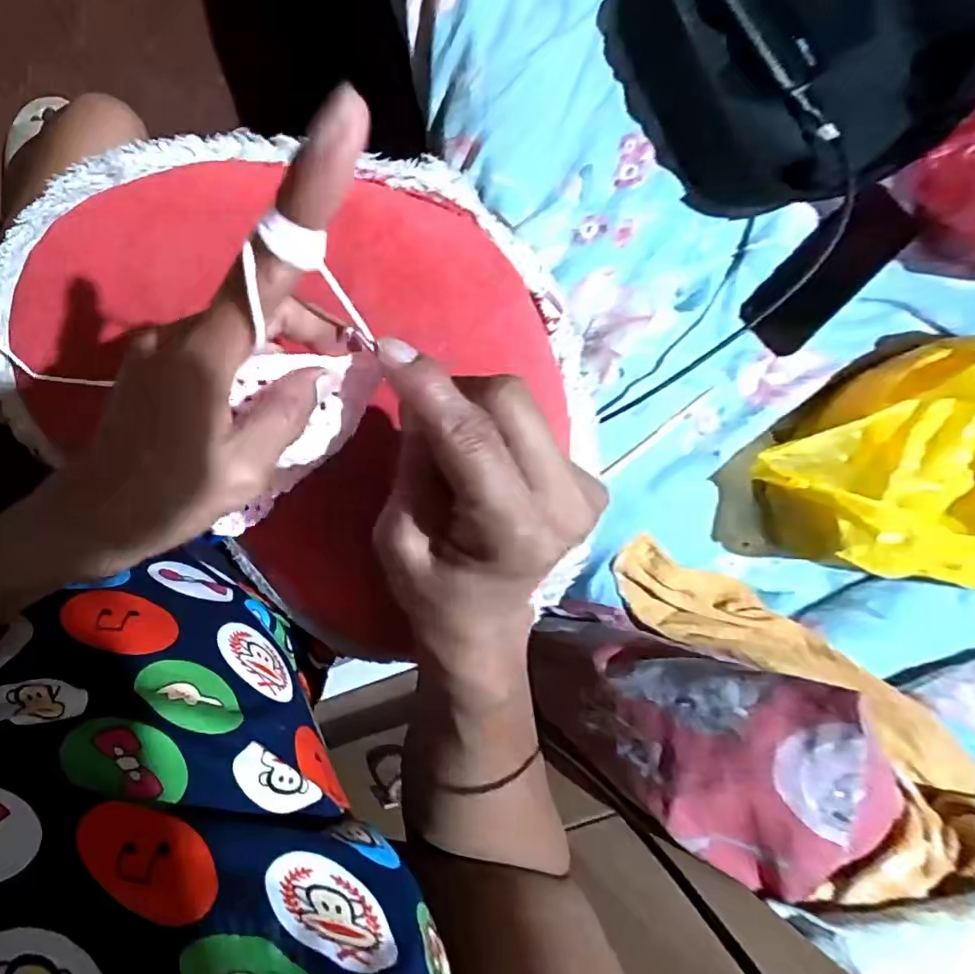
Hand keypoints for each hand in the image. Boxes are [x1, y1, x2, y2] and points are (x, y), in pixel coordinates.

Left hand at [33, 85, 370, 575]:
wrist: (87, 517)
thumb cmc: (163, 502)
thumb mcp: (241, 475)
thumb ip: (284, 414)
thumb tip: (312, 371)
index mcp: (205, 355)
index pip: (266, 259)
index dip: (309, 185)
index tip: (341, 112)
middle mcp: (179, 331)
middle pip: (260, 293)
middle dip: (306, 317)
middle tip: (339, 362)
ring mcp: (158, 340)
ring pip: (237, 318)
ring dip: (276, 338)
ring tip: (302, 385)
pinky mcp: (150, 356)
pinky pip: (212, 338)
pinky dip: (244, 352)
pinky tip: (257, 388)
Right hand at [373, 345, 604, 709]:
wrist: (484, 624)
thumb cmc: (429, 591)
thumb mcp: (395, 536)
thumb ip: (412, 467)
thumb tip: (419, 400)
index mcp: (514, 529)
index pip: (471, 437)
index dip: (428, 386)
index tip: (388, 349)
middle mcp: (567, 500)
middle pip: (509, 400)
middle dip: (451, 389)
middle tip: (412, 409)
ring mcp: (586, 485)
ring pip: (520, 403)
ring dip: (468, 403)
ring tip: (439, 440)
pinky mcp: (587, 475)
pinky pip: (528, 421)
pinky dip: (487, 421)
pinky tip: (471, 455)